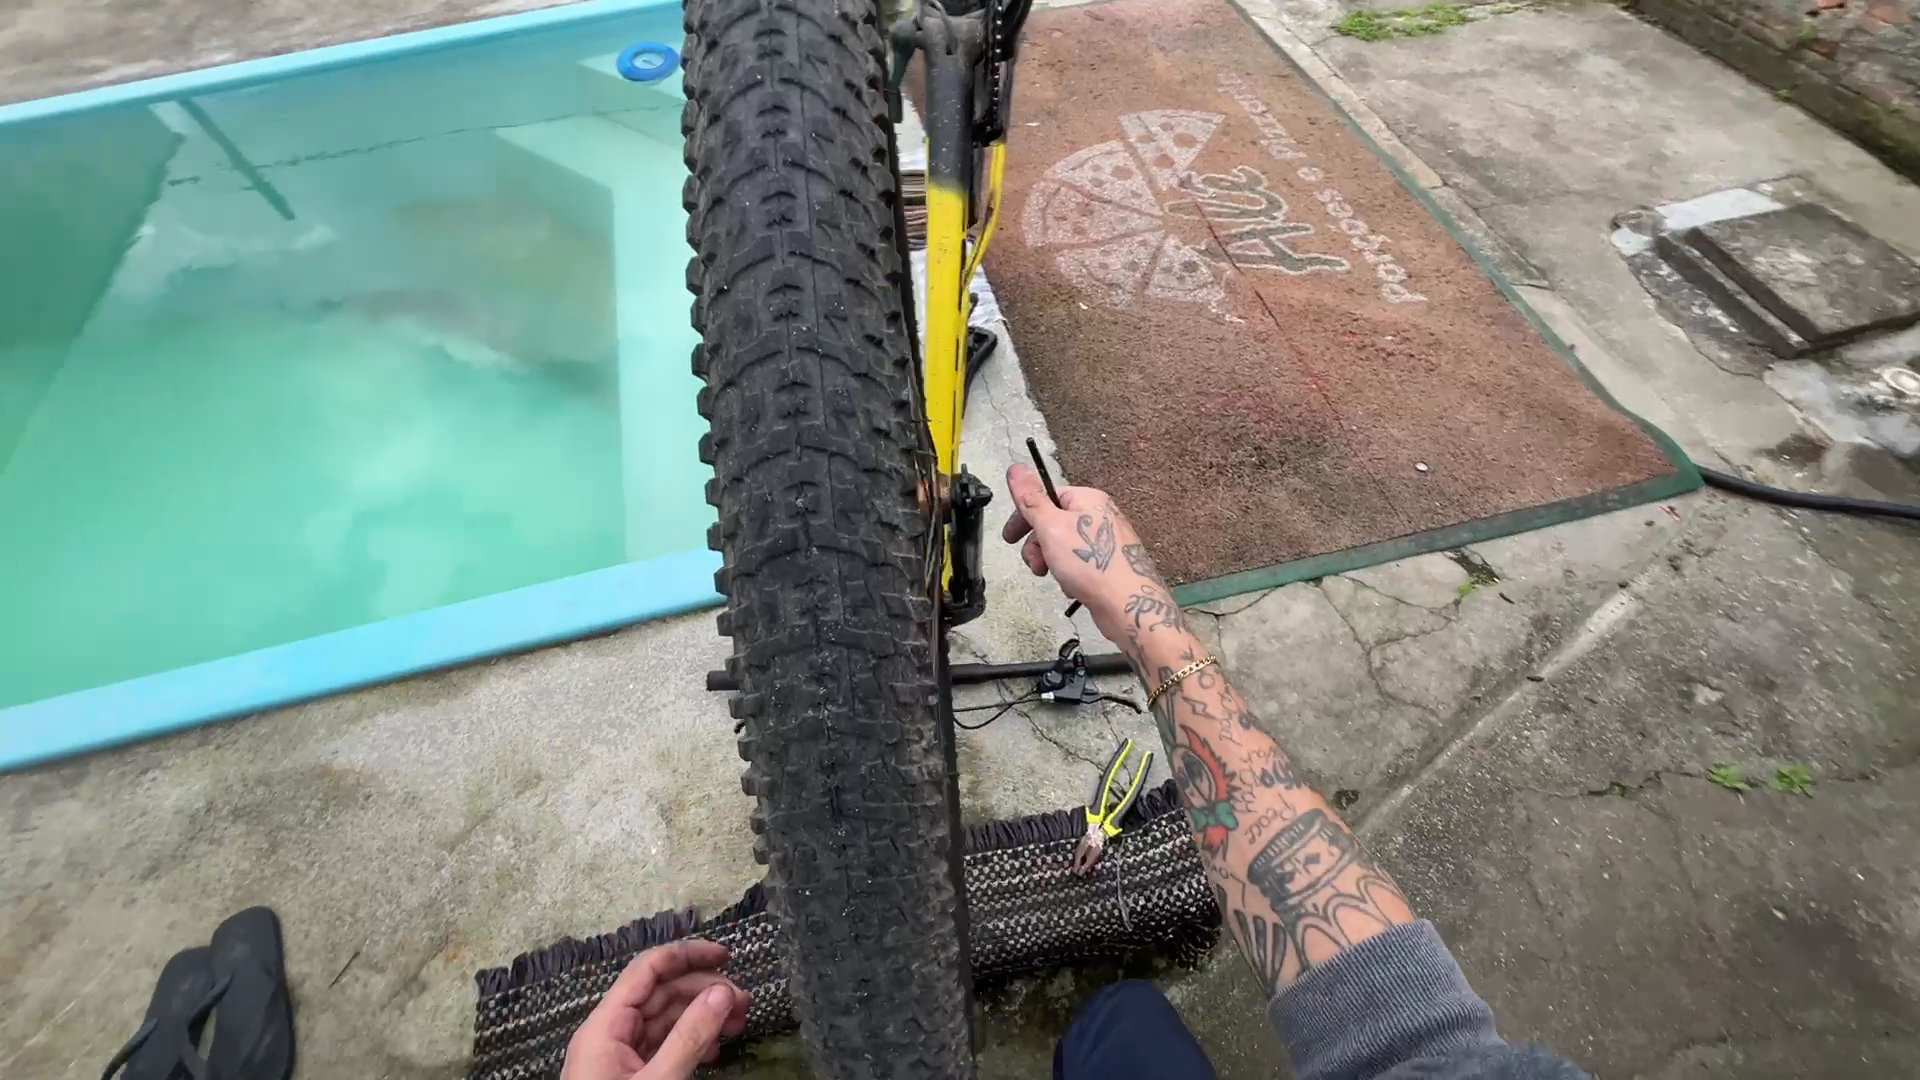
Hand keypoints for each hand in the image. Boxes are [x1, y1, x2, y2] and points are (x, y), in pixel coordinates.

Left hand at [561, 940, 750, 1079]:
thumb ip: (690, 1036)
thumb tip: (723, 992)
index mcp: (605, 1026)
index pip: (648, 968)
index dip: (688, 955)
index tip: (727, 957)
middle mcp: (609, 1034)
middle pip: (661, 992)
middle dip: (704, 991)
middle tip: (743, 1004)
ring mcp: (617, 1058)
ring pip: (666, 1018)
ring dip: (703, 1016)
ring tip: (737, 1025)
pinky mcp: (627, 1079)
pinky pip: (662, 1045)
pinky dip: (691, 1042)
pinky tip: (714, 1052)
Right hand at [1002, 464, 1174, 651]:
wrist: (1128, 605)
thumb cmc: (1095, 565)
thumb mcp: (1051, 527)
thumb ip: (1031, 499)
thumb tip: (1017, 469)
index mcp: (1087, 499)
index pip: (1045, 496)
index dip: (1024, 517)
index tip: (1011, 536)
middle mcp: (1099, 516)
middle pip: (1052, 522)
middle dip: (1037, 544)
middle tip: (1034, 562)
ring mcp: (1105, 541)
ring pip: (1062, 545)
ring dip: (1050, 561)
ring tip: (1053, 575)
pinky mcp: (1107, 564)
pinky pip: (1077, 563)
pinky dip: (1068, 574)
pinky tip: (1071, 586)